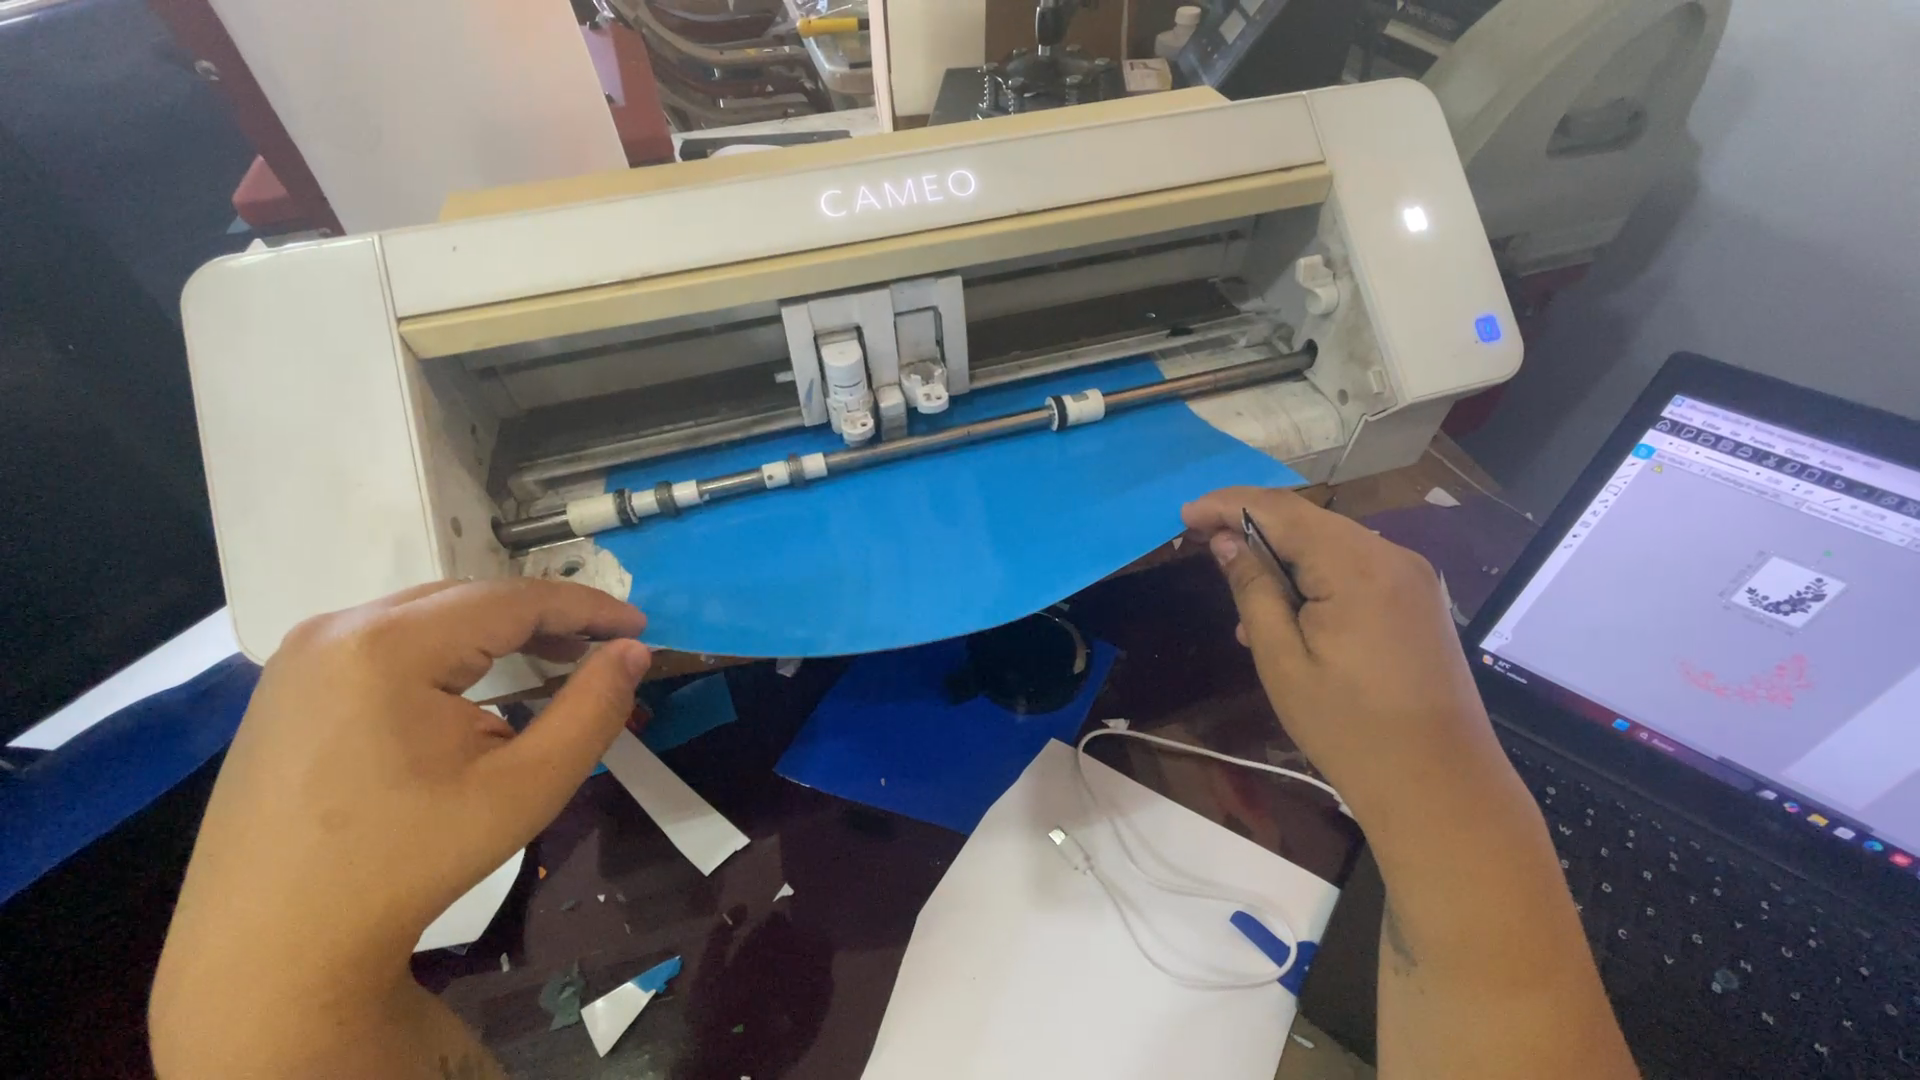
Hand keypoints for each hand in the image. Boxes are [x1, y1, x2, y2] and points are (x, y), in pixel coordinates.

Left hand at [152, 580, 649, 1075]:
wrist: (271, 949)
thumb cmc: (412, 861)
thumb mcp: (527, 785)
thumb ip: (594, 709)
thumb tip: (635, 651)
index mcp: (388, 645)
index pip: (513, 600)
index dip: (587, 608)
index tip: (641, 627)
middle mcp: (337, 629)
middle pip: (470, 600)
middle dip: (546, 619)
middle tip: (606, 648)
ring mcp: (303, 657)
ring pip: (430, 617)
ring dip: (499, 633)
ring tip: (555, 662)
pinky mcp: (289, 686)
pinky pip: (390, 643)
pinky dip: (451, 652)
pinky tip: (478, 689)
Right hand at [1181, 487, 1507, 814]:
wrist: (1441, 786)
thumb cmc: (1348, 727)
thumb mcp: (1281, 660)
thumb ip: (1252, 589)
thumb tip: (1226, 541)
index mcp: (1356, 566)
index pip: (1280, 509)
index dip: (1226, 504)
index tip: (1184, 515)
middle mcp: (1390, 556)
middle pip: (1307, 520)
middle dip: (1251, 525)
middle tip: (1201, 545)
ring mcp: (1410, 577)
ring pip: (1329, 543)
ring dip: (1281, 557)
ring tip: (1241, 600)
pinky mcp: (1417, 600)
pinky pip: (1353, 569)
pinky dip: (1313, 577)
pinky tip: (1287, 615)